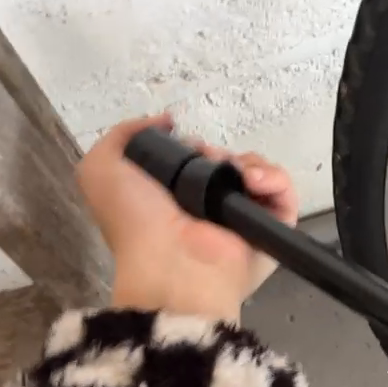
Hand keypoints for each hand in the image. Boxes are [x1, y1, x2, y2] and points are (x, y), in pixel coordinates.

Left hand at [77, 113, 298, 322]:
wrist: (171, 264)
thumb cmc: (136, 222)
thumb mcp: (103, 168)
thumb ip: (125, 134)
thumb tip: (167, 121)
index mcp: (177, 201)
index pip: (199, 163)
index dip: (194, 145)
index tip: (187, 144)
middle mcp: (213, 211)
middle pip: (231, 165)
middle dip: (222, 152)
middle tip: (209, 159)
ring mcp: (245, 222)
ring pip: (259, 175)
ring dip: (248, 162)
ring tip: (234, 172)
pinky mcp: (273, 231)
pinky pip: (284, 195)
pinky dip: (275, 178)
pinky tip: (253, 181)